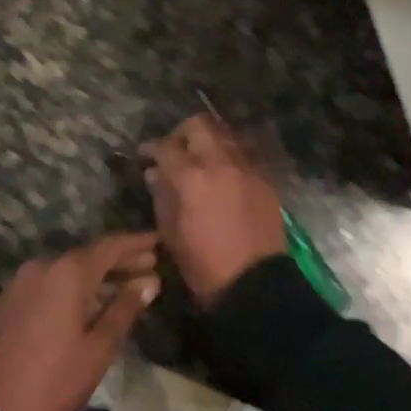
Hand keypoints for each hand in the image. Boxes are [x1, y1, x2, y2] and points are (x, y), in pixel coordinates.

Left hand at [0, 233, 160, 410]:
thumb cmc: (53, 379)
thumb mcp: (98, 349)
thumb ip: (125, 309)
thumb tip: (149, 281)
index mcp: (68, 271)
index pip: (110, 246)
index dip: (136, 243)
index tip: (158, 241)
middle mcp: (44, 265)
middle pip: (89, 256)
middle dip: (119, 261)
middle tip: (149, 264)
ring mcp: (22, 280)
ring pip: (68, 270)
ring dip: (96, 276)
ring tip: (123, 287)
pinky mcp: (9, 298)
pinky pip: (49, 283)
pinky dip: (72, 287)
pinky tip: (88, 303)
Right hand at [140, 114, 286, 306]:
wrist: (255, 285)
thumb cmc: (205, 267)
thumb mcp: (172, 235)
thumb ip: (162, 196)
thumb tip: (155, 173)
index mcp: (191, 178)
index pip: (166, 146)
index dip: (151, 148)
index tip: (145, 155)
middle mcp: (220, 162)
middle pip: (199, 125)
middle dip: (182, 133)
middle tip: (175, 151)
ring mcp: (246, 167)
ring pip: (224, 134)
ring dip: (208, 142)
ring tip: (201, 161)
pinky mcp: (265, 177)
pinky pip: (243, 154)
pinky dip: (229, 157)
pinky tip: (223, 176)